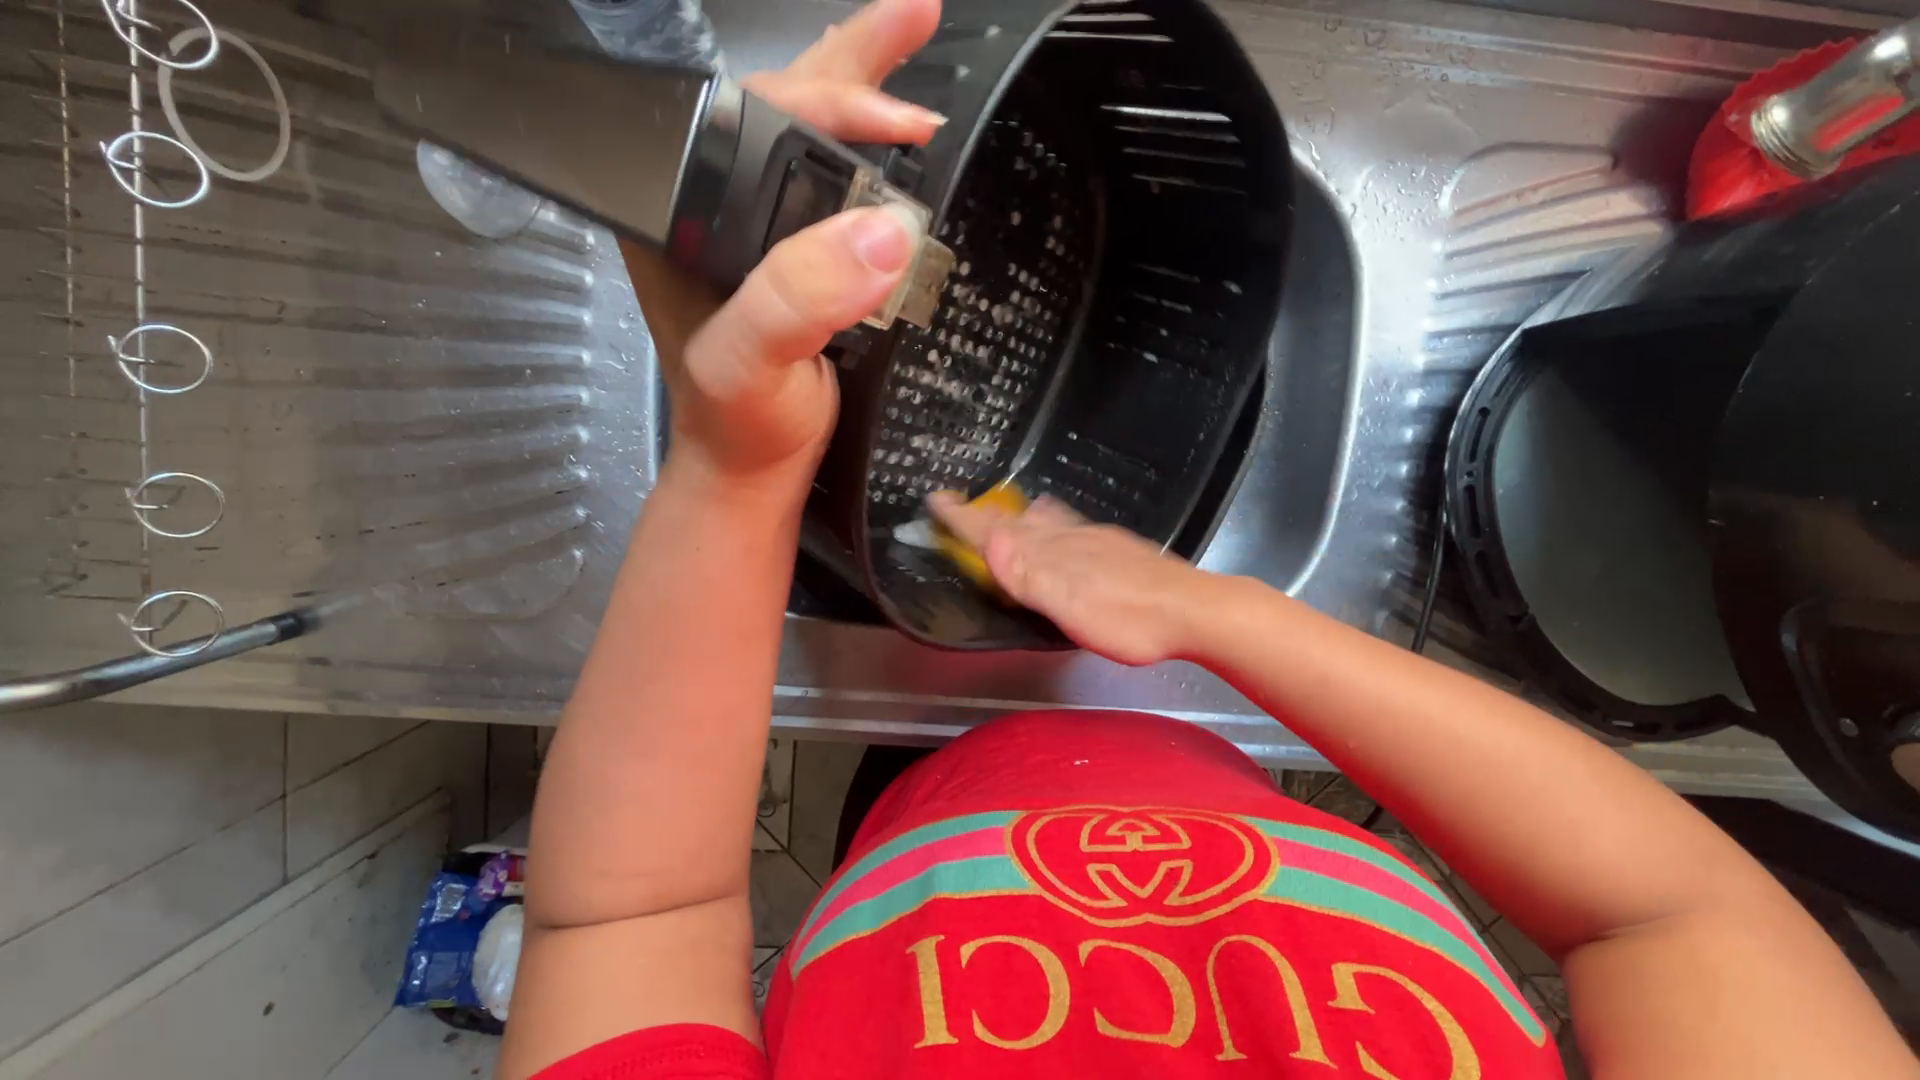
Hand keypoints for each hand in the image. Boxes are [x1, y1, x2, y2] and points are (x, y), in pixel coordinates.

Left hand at [625, 0, 944, 486]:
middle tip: (919, 16)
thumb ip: (797, 299)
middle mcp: (712, 206)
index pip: (751, 120)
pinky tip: (905, 138)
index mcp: (678, 210)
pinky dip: (877, 153)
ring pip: (809, 134)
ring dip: (865, 86)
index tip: (902, 122)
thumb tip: (885, 231)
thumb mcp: (749, 362)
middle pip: (780, 104)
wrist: (755, 465)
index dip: (828, 104)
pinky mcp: (796, 254)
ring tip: (914, 36)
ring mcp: (756, 229)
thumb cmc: (736, 421)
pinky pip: (838, 185)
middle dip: (853, 63)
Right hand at [928, 492, 1217, 665]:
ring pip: (1045, 521)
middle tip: (959, 505)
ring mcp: (1096, 540)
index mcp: (1052, 553)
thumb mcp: (1070, 605)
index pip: (997, 532)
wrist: (1194, 609)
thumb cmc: (1128, 617)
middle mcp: (1069, 538)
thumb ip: (1028, 575)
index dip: (964, 520)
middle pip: (1017, 521)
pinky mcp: (1117, 548)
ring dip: (1017, 515)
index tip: (935, 500)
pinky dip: (1051, 521)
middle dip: (984, 513)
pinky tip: (1064, 526)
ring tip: (1004, 510)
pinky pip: (1069, 525)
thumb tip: (988, 540)